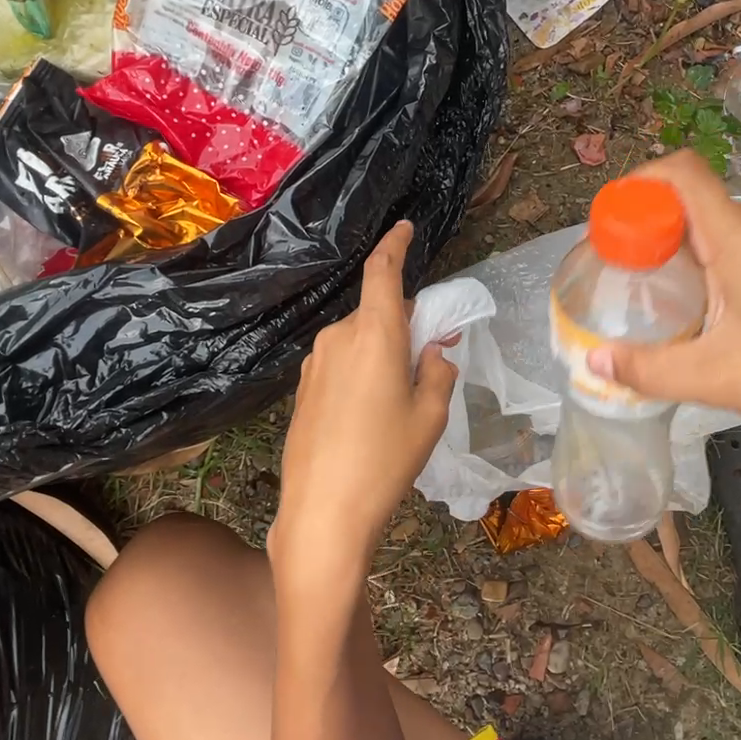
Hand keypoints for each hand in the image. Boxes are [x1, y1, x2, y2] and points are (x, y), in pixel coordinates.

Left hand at [272, 221, 457, 577]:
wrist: (323, 512)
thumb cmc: (386, 460)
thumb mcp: (431, 416)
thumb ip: (438, 370)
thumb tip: (434, 350)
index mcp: (374, 334)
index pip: (382, 272)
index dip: (394, 245)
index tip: (404, 227)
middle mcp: (339, 338)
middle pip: (377, 313)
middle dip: (404, 324)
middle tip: (429, 357)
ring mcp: (315, 364)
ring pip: (359, 341)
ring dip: (381, 352)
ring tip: (398, 400)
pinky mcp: (302, 389)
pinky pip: (340, 364)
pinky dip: (361, 372)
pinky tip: (368, 417)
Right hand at [587, 150, 740, 436]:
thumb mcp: (717, 377)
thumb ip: (648, 369)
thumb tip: (592, 361)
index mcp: (736, 235)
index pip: (677, 172)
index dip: (635, 184)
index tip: (607, 228)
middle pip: (687, 196)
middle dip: (643, 223)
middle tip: (616, 269)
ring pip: (711, 221)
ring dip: (673, 243)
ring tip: (648, 290)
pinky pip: (735, 242)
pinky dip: (703, 259)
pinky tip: (699, 307)